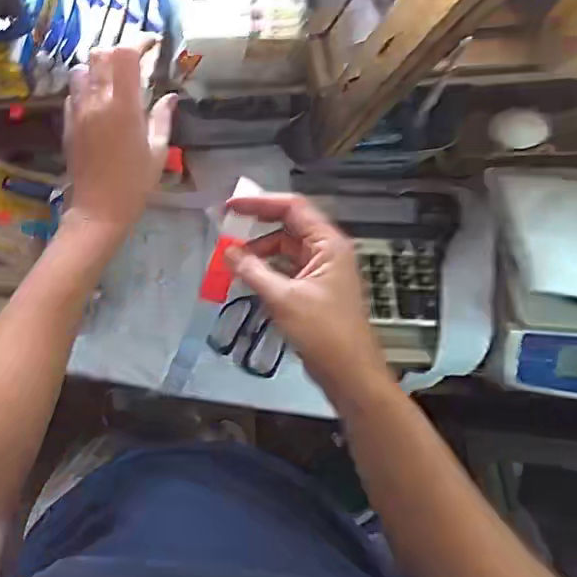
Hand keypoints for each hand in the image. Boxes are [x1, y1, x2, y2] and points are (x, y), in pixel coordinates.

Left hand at [64, 45, 177, 232]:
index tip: (151, 45)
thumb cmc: (134, 183)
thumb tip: (170, 96)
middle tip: (133, 61)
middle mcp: (97, 102)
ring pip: (81, 70)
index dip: (138, 42)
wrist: (97, 209)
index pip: (125, 55)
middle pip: (100, 55)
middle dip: (117, 51)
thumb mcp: (157, 150)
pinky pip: (73, 93)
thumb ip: (162, 118)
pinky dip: (85, 89)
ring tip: (112, 80)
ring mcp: (78, 112)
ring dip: (97, 68)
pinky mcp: (66, 124)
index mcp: (124, 106)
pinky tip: (98, 103)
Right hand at [224, 194, 388, 394]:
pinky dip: (266, 267)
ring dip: (258, 249)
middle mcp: (327, 250)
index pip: (292, 208)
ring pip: (284, 247)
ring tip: (231, 257)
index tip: (230, 205)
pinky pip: (286, 267)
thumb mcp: (283, 299)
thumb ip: (253, 271)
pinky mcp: (313, 288)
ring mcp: (321, 270)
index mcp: (328, 244)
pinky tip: (246, 275)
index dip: (260, 202)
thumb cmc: (323, 332)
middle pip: (288, 225)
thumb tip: (228, 251)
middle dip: (256, 225)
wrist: (350, 373)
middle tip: (225, 227)